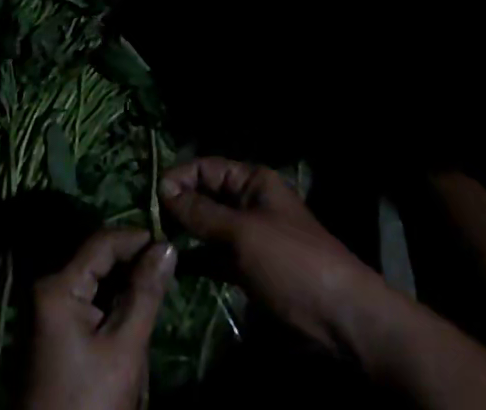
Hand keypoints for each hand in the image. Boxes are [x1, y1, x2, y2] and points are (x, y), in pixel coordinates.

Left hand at [23, 228, 175, 409]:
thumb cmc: (89, 401)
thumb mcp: (124, 348)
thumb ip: (145, 293)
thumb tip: (167, 247)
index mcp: (58, 286)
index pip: (102, 242)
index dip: (138, 239)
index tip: (172, 246)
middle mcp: (48, 288)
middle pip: (98, 259)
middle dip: (133, 265)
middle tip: (167, 275)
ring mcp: (48, 310)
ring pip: (96, 280)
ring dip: (125, 287)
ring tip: (154, 298)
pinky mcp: (55, 330)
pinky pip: (88, 301)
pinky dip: (112, 305)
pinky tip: (133, 319)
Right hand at [160, 158, 391, 356]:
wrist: (341, 317)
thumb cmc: (291, 263)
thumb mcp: (241, 233)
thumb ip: (201, 212)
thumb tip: (164, 191)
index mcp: (252, 182)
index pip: (205, 167)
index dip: (178, 178)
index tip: (150, 199)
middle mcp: (249, 202)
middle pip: (204, 195)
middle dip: (177, 206)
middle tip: (145, 224)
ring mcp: (250, 236)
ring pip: (208, 227)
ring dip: (184, 234)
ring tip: (153, 246)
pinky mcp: (250, 267)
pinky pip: (216, 255)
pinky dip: (197, 259)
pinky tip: (174, 267)